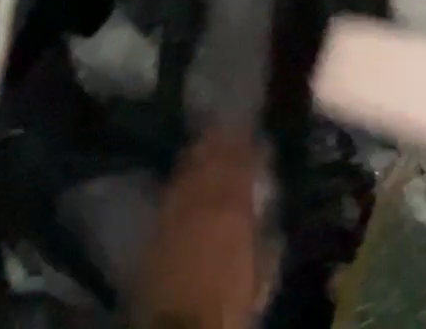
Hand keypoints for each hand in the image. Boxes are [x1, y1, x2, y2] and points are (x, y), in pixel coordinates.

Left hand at [132, 126, 266, 328]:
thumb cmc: (230, 304)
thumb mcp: (260, 274)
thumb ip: (266, 238)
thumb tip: (268, 213)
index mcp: (233, 208)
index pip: (242, 164)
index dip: (249, 145)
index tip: (258, 132)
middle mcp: (203, 199)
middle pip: (212, 158)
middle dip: (222, 137)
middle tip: (230, 121)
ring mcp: (176, 209)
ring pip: (190, 168)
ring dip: (201, 149)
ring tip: (209, 135)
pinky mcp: (157, 225)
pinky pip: (173, 187)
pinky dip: (183, 173)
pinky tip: (186, 167)